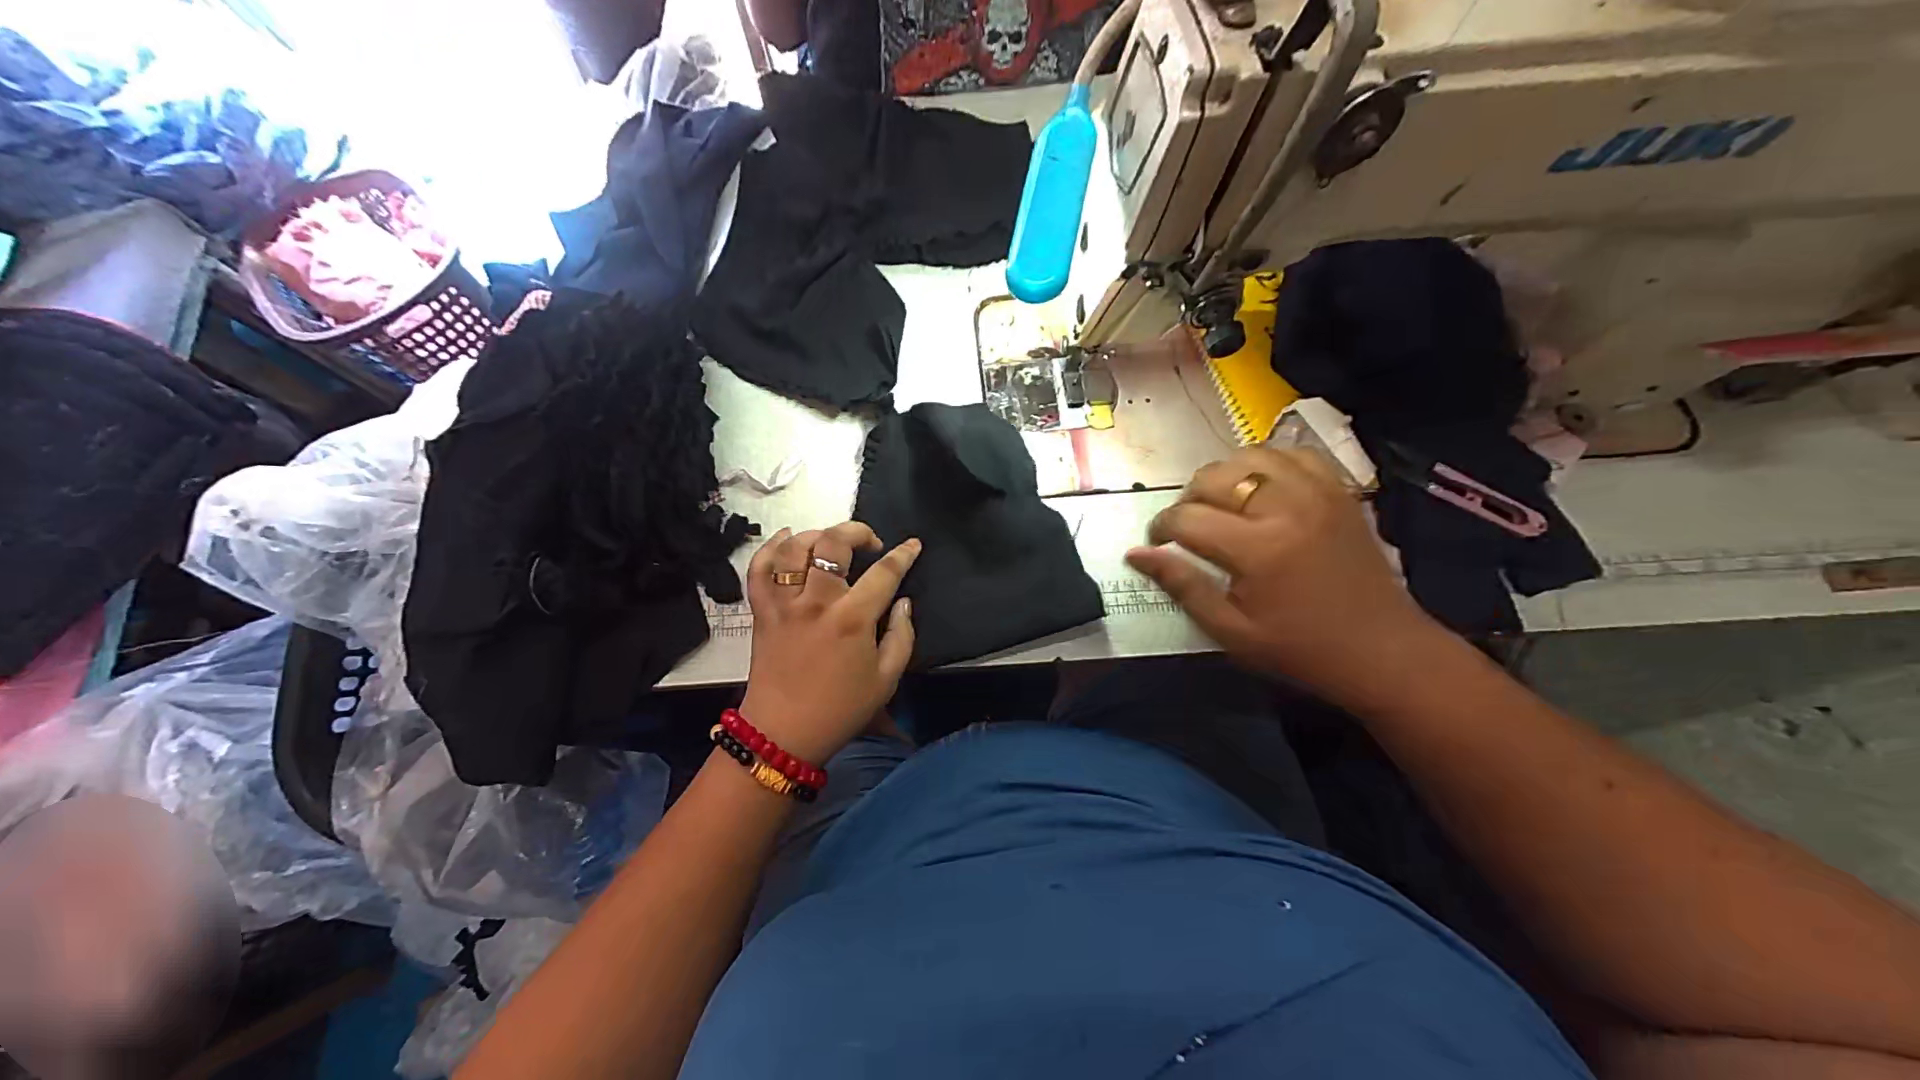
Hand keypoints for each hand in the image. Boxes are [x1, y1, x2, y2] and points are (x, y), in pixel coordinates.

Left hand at [738, 522, 920, 764]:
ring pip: (794, 548)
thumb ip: (902, 635)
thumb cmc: (840, 709)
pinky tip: (787, 540)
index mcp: (852, 619)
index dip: (903, 554)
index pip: (884, 573)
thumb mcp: (887, 679)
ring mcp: (783, 604)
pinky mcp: (761, 611)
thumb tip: (903, 602)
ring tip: (831, 543)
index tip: (912, 545)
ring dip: (816, 535)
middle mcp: (816, 602)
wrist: (783, 733)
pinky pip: (759, 568)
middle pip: (833, 544)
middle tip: (870, 543)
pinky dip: (771, 547)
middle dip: (857, 531)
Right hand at [1126, 446, 1442, 702]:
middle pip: (1213, 477)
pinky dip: (1268, 462)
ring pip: (1251, 455)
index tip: (1158, 544)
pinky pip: (1294, 453)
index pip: (1186, 518)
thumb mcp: (1231, 631)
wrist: (1383, 650)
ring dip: (1224, 475)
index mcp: (1257, 549)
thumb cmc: (1301, 649)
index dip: (1161, 528)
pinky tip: (1260, 487)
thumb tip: (1136, 554)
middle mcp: (1286, 508)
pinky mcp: (1339, 490)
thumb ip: (1182, 586)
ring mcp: (1317, 492)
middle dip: (1187, 499)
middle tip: (1187, 527)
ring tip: (1220, 503)